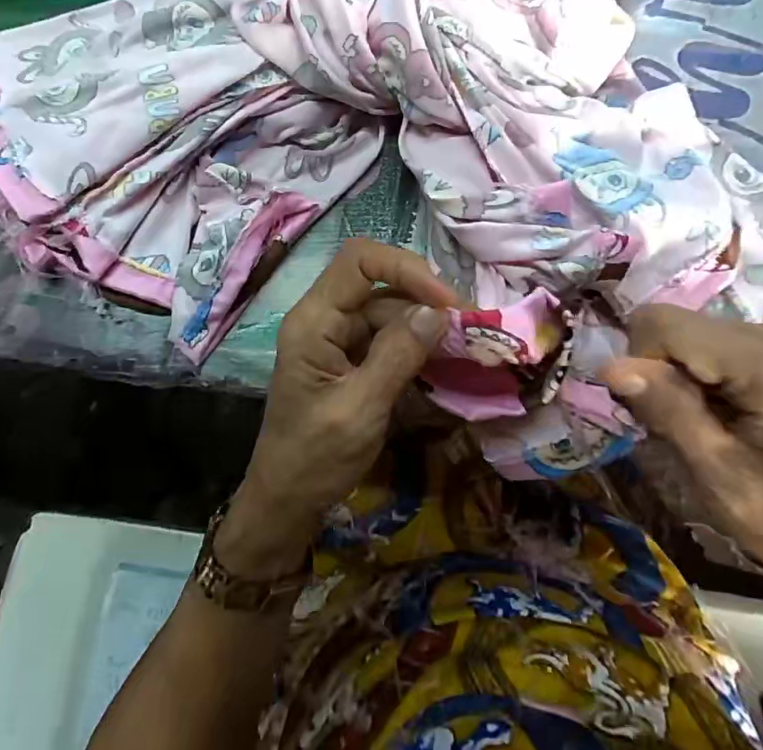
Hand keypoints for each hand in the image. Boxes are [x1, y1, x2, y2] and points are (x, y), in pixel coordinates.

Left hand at [215, 239, 456, 580]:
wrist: (286, 501)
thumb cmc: (314, 458)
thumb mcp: (360, 409)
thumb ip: (397, 356)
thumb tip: (437, 311)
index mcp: (313, 321)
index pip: (358, 261)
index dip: (406, 268)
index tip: (448, 303)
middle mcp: (324, 319)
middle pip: (380, 286)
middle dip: (427, 302)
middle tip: (475, 331)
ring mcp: (337, 340)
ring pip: (390, 312)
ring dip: (429, 326)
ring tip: (471, 348)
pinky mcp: (351, 360)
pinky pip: (389, 339)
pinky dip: (419, 347)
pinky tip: (448, 362)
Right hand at [599, 305, 762, 597]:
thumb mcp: (720, 477)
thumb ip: (667, 411)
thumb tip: (608, 365)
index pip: (667, 325)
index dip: (641, 362)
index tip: (650, 414)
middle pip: (674, 323)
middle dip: (655, 368)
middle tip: (674, 424)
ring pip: (685, 329)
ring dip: (672, 372)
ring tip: (695, 421)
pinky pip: (708, 341)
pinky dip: (693, 372)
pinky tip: (714, 410)